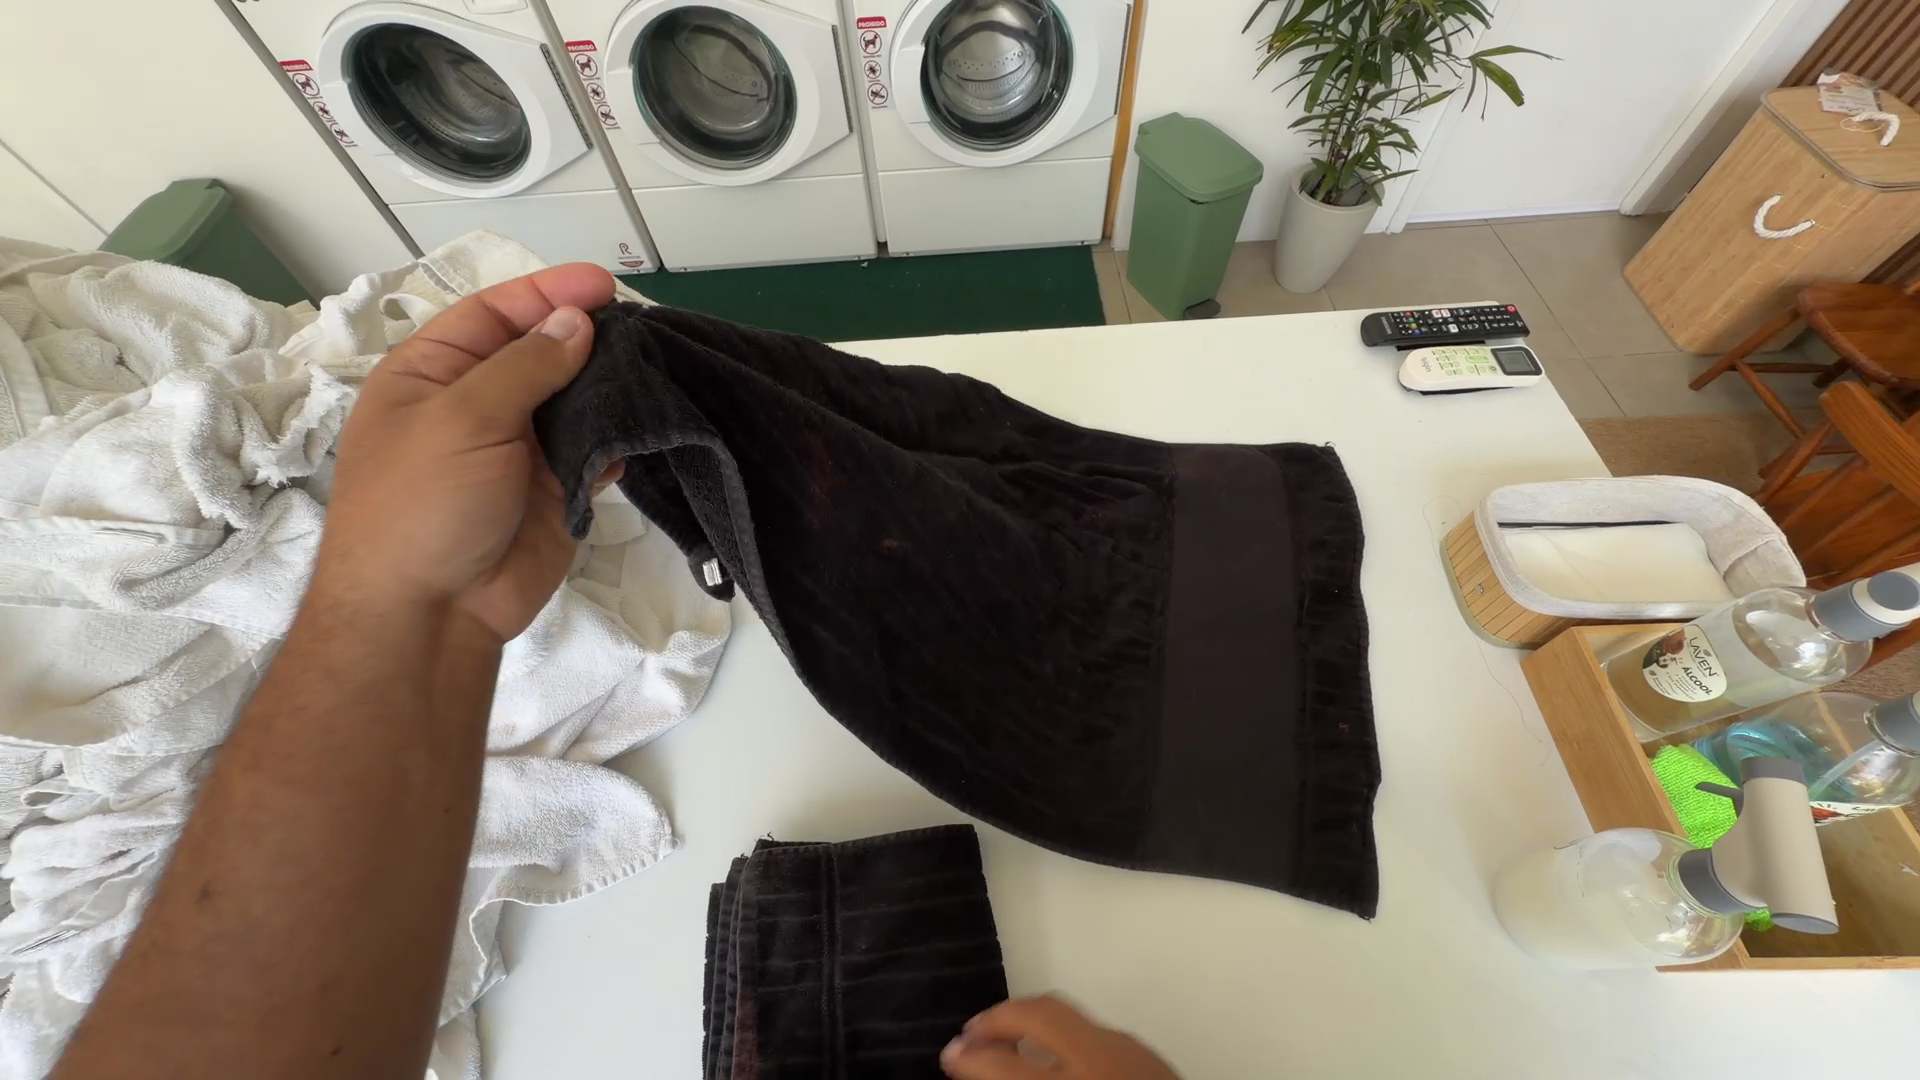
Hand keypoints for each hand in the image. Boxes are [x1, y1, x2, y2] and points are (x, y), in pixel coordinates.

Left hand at [315, 264, 618, 641]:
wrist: (438, 607)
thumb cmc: (424, 502)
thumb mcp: (463, 418)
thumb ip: (526, 366)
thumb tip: (575, 321)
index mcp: (436, 374)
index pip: (495, 315)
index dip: (546, 294)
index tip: (602, 285)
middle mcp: (481, 404)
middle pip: (543, 354)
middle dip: (587, 338)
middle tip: (640, 330)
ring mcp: (522, 448)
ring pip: (576, 401)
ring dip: (610, 388)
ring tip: (651, 373)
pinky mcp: (557, 487)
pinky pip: (594, 450)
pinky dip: (615, 441)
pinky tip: (635, 435)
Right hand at [941, 995, 1181, 1079]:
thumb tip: (993, 1073)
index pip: (1005, 1065)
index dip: (970, 1059)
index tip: (950, 1058)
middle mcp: (1099, 1061)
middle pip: (1038, 1013)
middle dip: (998, 1018)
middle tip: (971, 1033)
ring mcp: (1128, 1052)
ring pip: (1069, 1015)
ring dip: (1032, 1022)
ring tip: (1008, 1040)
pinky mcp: (1150, 1056)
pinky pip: (1096, 1034)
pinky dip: (1067, 1038)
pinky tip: (1058, 1060)